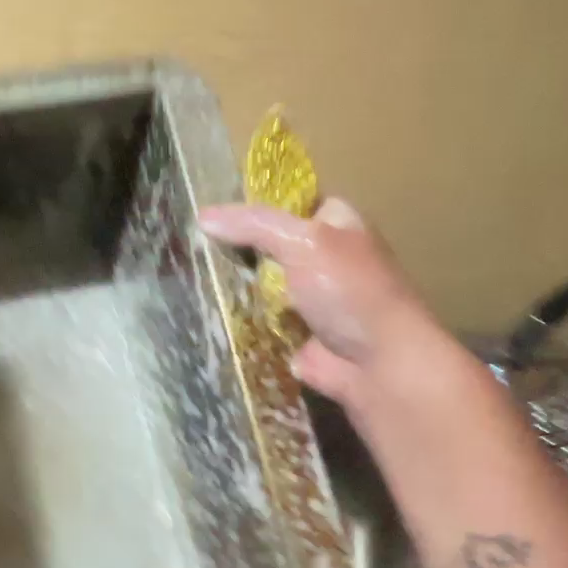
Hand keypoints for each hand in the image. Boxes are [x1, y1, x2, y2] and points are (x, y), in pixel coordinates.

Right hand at [199, 197, 457, 408]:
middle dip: (234, 248)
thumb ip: (254, 225)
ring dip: (232, 286)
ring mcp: (306, 298)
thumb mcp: (305, 243)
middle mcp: (322, 257)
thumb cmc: (350, 292)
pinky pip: (255, 320)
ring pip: (257, 284)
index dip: (252, 205)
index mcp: (336, 224)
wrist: (376, 364)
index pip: (288, 203)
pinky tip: (204, 312)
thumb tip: (202, 215)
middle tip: (191, 247)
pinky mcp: (292, 332)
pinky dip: (236, 320)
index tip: (210, 211)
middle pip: (267, 245)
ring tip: (190, 277)